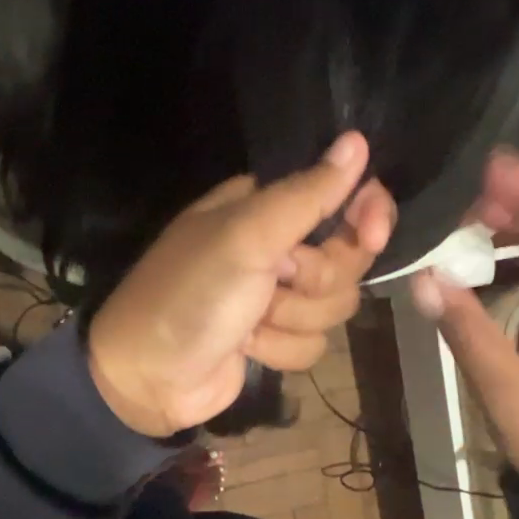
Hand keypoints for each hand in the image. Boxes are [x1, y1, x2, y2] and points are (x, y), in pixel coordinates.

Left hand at [88, 132, 394, 437]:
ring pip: (333, 306)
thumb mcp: (246, 237)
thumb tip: (357, 142)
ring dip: (292, 320)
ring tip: (249, 323)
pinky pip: (314, 343)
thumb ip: (306, 195)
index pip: (342, 197)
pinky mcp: (275, 339)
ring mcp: (275, 296)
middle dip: (315, 281)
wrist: (149, 377)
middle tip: (274, 285)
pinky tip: (246, 348)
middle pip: (346, 259)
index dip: (365, 217)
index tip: (370, 235)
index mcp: (265, 207)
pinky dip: (280, 350)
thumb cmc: (190, 296)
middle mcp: (275, 246)